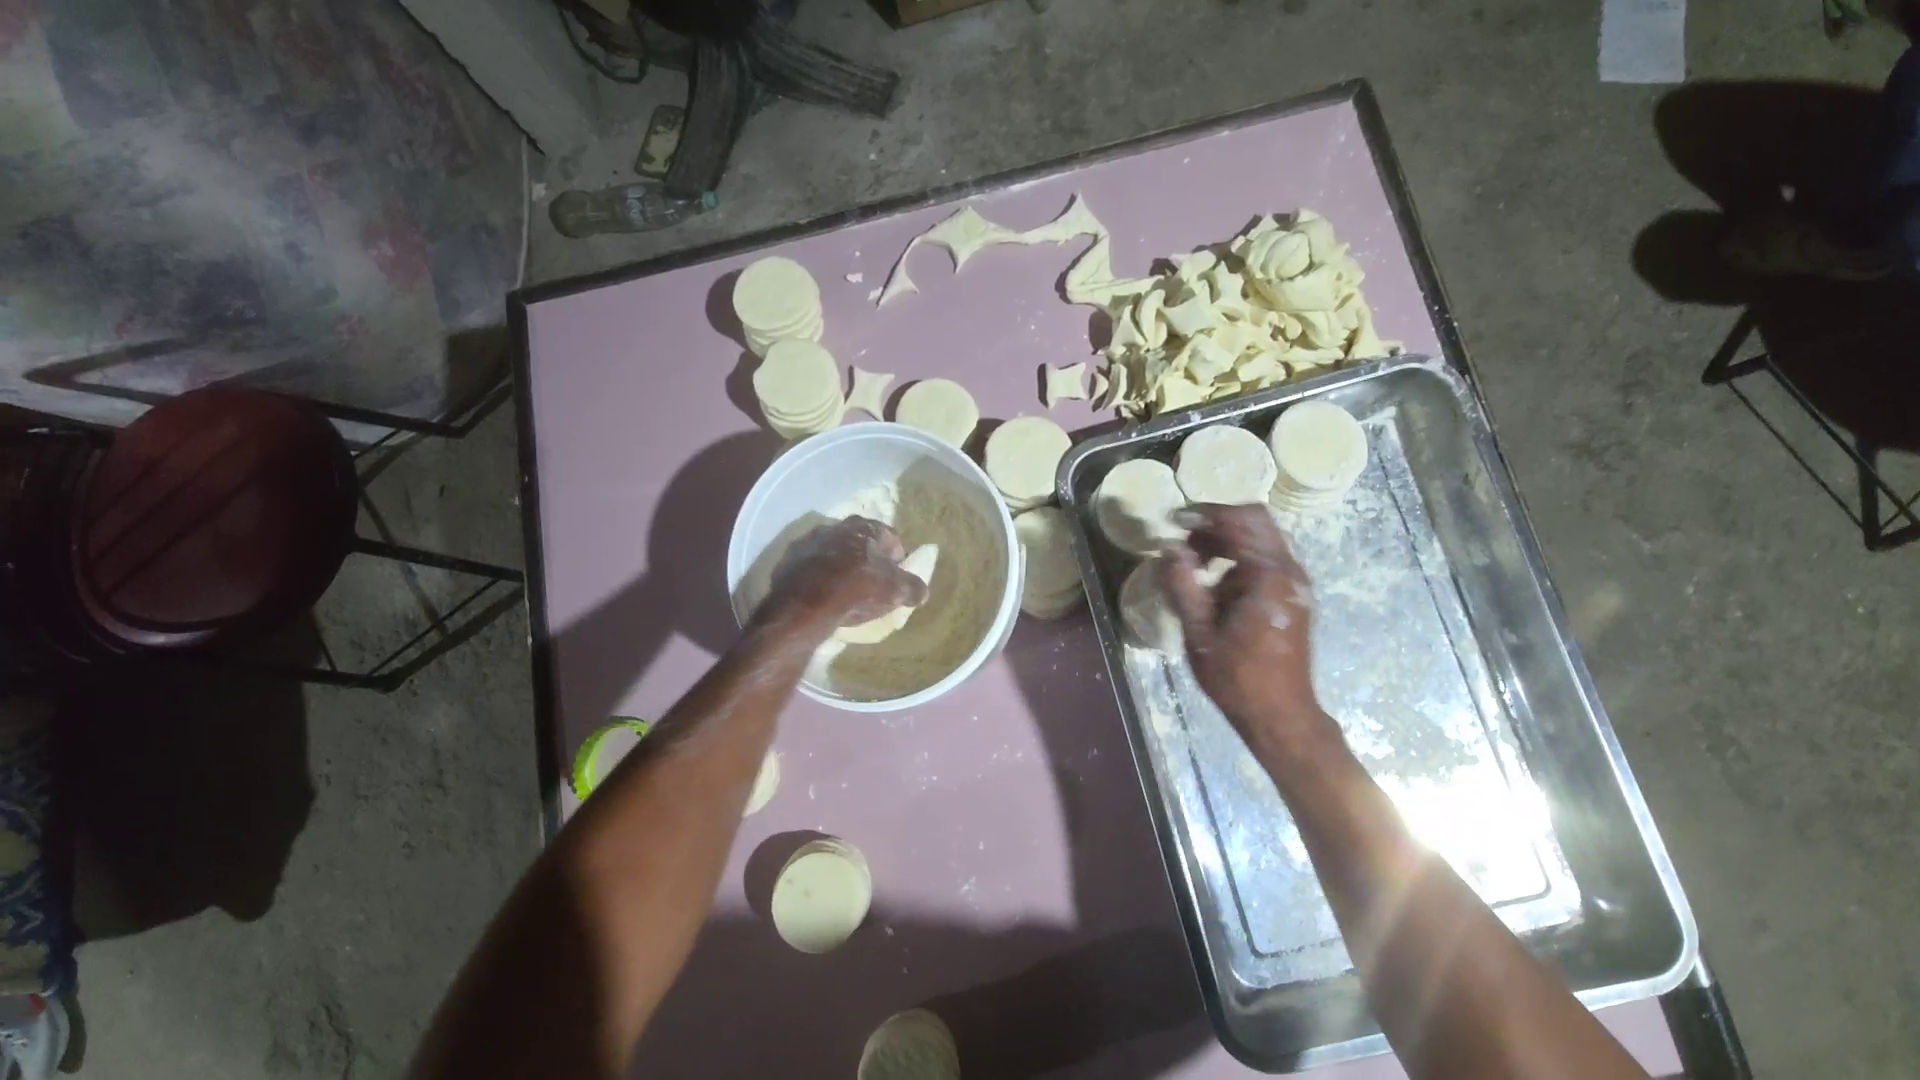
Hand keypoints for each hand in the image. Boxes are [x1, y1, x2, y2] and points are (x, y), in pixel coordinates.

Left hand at [752, 516, 928, 642]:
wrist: (804, 606)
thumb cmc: (857, 591)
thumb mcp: (895, 592)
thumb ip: (912, 587)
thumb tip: (921, 591)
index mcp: (864, 527)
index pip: (889, 536)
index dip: (897, 557)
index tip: (898, 575)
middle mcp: (835, 526)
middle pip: (858, 542)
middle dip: (867, 559)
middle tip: (873, 582)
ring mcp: (808, 542)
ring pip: (832, 552)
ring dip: (840, 566)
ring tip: (845, 591)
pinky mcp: (788, 560)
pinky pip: (811, 567)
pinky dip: (818, 577)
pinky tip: (822, 595)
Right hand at [1159, 504, 1334, 759]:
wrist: (1281, 715)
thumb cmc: (1238, 678)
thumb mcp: (1199, 634)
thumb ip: (1183, 586)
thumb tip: (1170, 550)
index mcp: (1270, 576)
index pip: (1239, 522)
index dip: (1204, 514)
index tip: (1175, 521)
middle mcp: (1290, 571)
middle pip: (1255, 523)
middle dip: (1216, 526)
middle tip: (1185, 542)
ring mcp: (1296, 583)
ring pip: (1261, 540)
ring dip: (1227, 543)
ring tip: (1195, 567)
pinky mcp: (1293, 596)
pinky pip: (1266, 561)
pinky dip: (1239, 561)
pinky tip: (1216, 587)